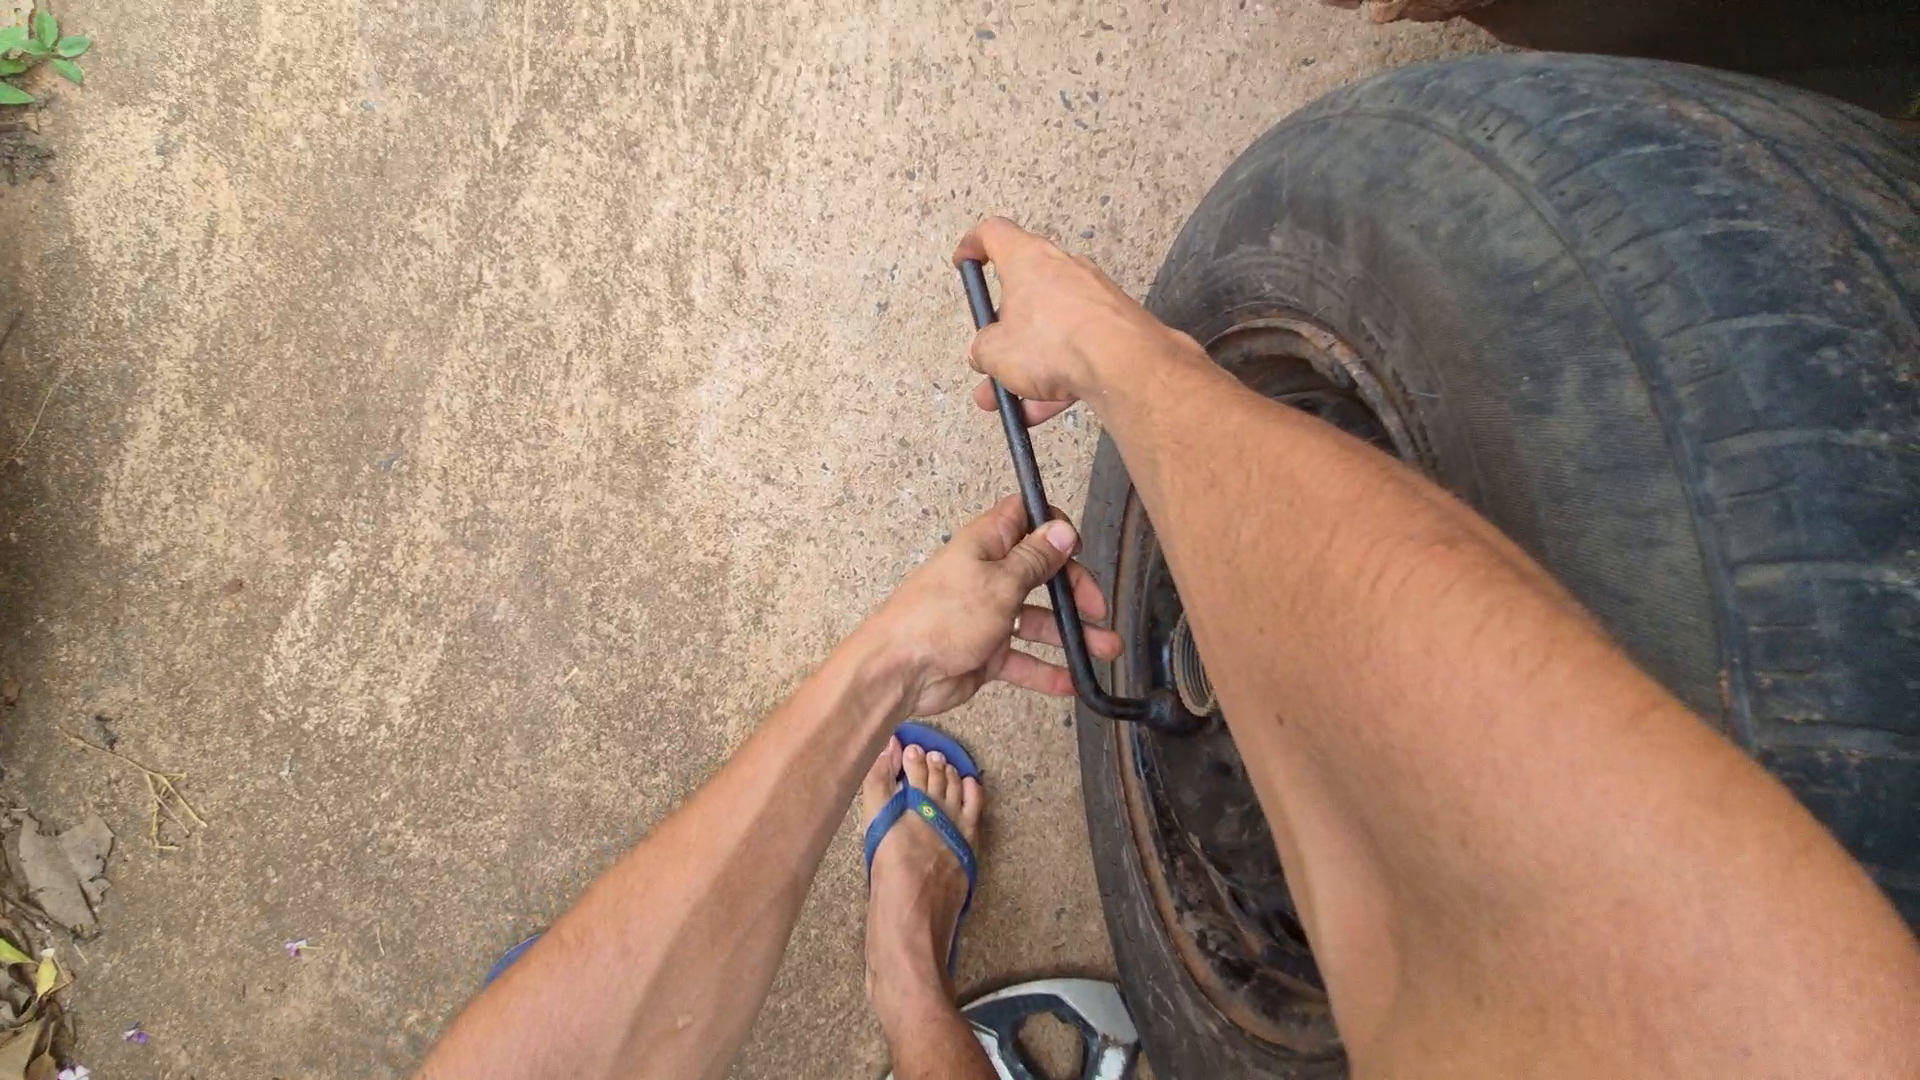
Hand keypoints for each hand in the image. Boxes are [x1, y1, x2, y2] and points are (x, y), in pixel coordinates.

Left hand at [857, 495, 1121, 716]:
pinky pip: (1024, 659)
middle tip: (1097, 610)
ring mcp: (988, 616)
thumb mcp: (999, 583)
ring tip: (1107, 650)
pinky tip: (1073, 683)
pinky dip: (1047, 670)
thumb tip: (1061, 530)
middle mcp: (988, 576)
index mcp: (986, 545)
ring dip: (1073, 635)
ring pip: (1039, 621)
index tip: (1077, 549)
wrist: (899, 670)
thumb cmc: (940, 617)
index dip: (1053, 527)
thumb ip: (1034, 560)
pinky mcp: (986, 652)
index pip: (1024, 518)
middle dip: (1074, 590)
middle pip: (1042, 574)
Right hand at [952, 216, 1195, 426]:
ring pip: (1048, 334)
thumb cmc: (1053, 343)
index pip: (994, 234)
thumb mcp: (995, 353)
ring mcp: (1091, 298)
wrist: (1121, 365)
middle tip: (988, 366)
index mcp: (1028, 260)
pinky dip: (1056, 379)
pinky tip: (1041, 411)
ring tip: (1011, 404)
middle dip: (1002, 339)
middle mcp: (1062, 270)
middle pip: (1022, 298)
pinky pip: (1074, 353)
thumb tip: (983, 353)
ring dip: (1026, 369)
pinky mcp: (1113, 327)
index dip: (973, 245)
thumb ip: (982, 350)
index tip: (963, 262)